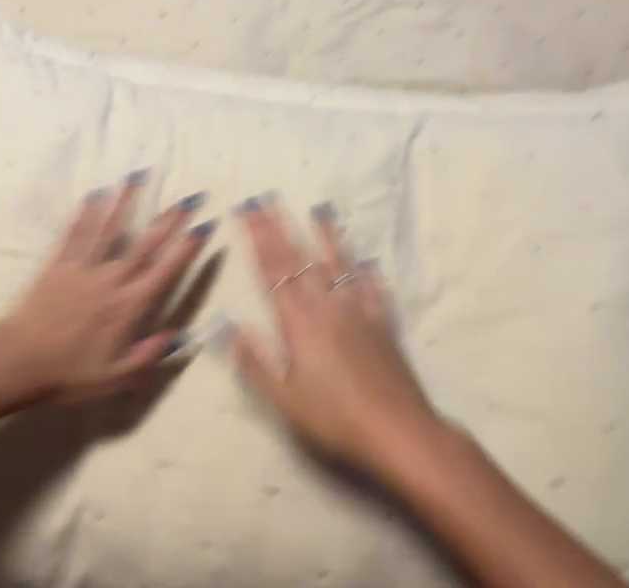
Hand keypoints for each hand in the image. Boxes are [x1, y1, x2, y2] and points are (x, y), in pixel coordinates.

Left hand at [0, 173, 213, 401]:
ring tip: (138, 177)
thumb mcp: (115, 377)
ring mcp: (82, 267)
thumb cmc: (70, 374)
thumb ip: (147, 355)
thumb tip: (178, 337)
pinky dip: (86, 212)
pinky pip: (74, 233)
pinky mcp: (57, 263)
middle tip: (188, 197)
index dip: (187, 248)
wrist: (20, 360)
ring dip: (125, 202)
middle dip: (168, 219)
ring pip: (108, 228)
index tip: (203, 226)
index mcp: (128, 306)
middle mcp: (110, 279)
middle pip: (144, 244)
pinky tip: (95, 195)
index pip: (164, 271)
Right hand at [233, 198, 439, 471]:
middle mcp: (326, 306)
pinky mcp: (383, 324)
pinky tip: (366, 260)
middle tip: (266, 198)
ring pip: (337, 265)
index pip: (272, 270)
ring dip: (324, 236)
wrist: (399, 431)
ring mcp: (358, 311)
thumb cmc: (334, 419)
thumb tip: (229, 325)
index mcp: (297, 321)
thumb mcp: (284, 399)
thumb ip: (256, 361)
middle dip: (279, 227)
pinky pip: (373, 289)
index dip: (257, 239)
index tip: (246, 211)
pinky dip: (367, 271)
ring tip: (317, 209)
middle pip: (298, 259)